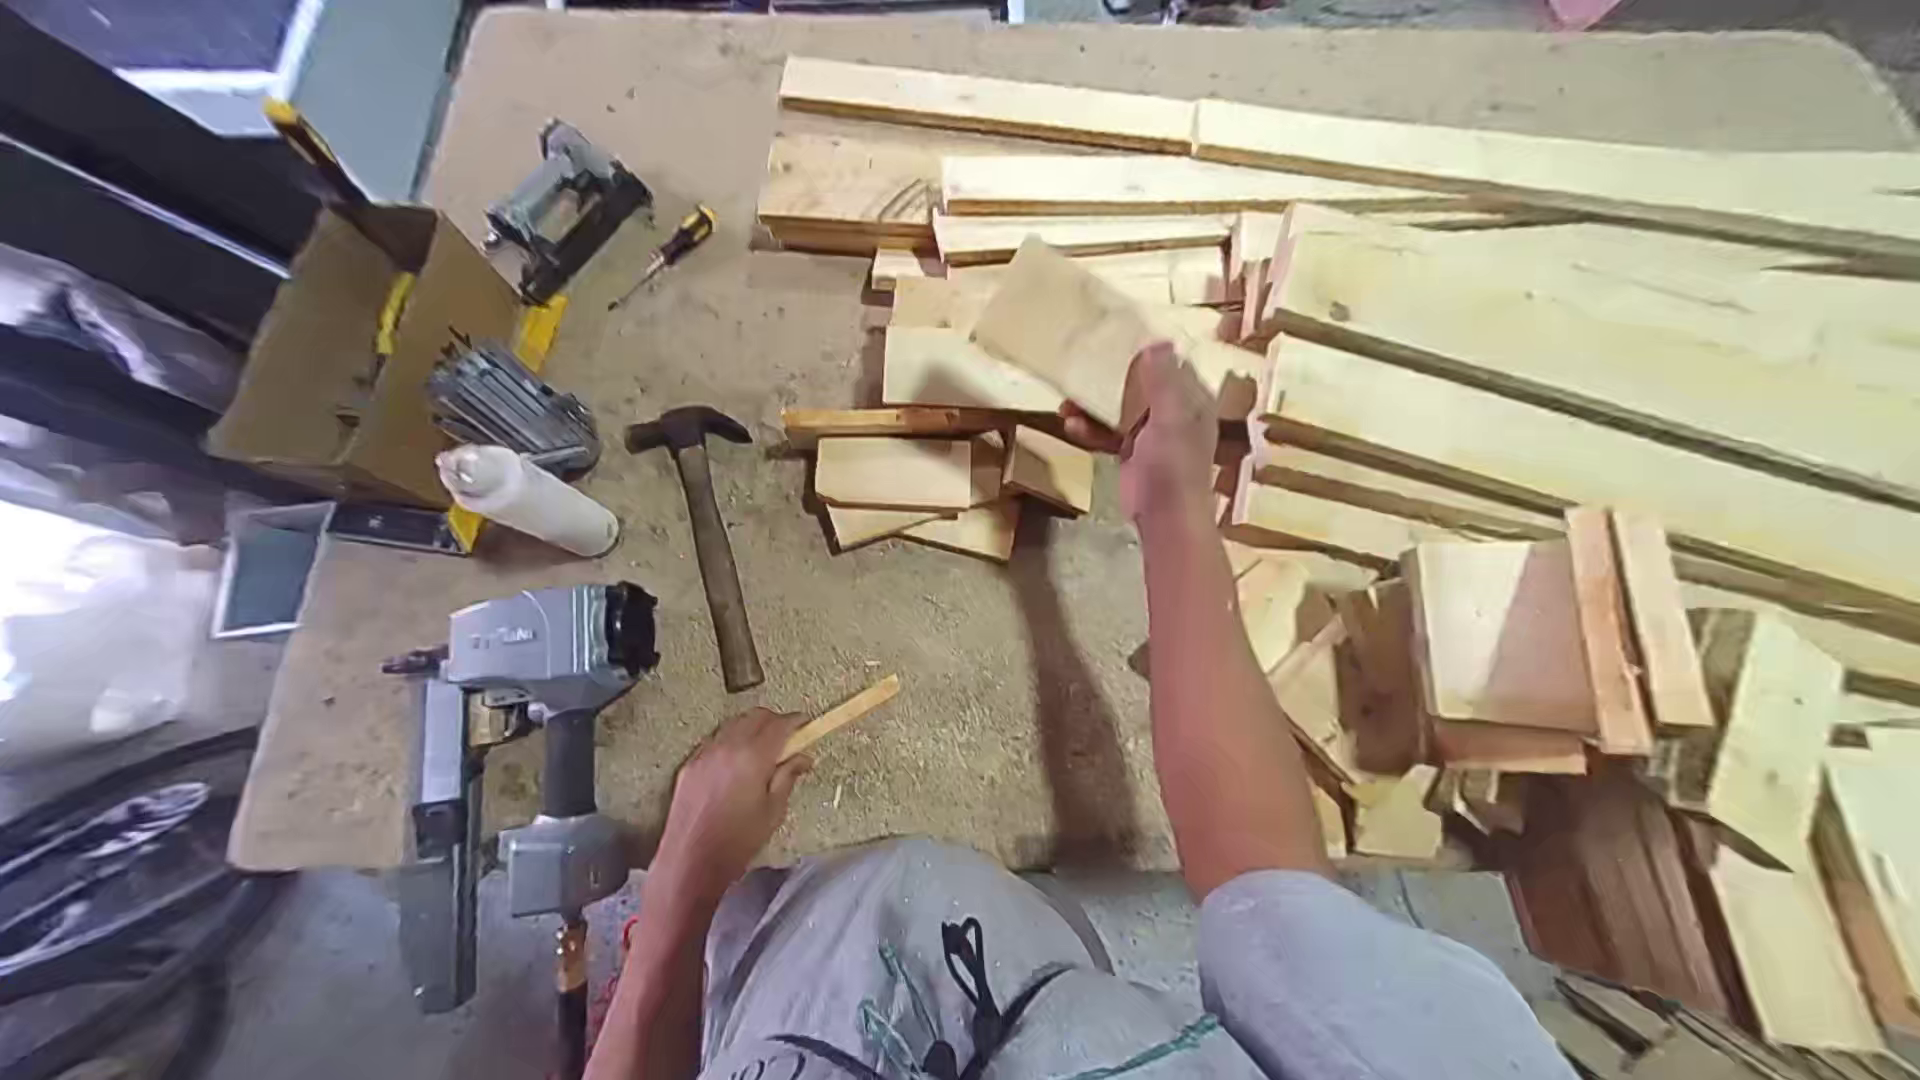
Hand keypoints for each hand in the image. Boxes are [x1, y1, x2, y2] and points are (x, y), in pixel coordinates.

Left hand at [650, 708, 811, 900]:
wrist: (689, 865)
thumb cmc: (737, 843)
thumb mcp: (773, 811)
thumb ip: (788, 776)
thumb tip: (803, 757)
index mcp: (752, 758)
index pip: (780, 725)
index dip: (797, 722)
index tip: (806, 725)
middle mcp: (727, 748)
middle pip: (756, 716)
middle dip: (775, 721)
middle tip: (787, 740)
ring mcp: (705, 754)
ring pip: (734, 723)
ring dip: (752, 727)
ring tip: (762, 750)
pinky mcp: (689, 765)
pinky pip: (715, 739)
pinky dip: (731, 740)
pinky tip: (736, 761)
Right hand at [1060, 341, 1217, 523]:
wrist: (1164, 517)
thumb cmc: (1172, 465)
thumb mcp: (1171, 417)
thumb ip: (1163, 380)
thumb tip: (1156, 341)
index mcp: (1191, 401)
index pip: (1170, 366)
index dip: (1146, 353)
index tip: (1116, 340)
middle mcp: (1173, 413)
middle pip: (1139, 385)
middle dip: (1108, 380)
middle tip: (1080, 373)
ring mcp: (1151, 434)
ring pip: (1118, 409)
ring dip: (1093, 406)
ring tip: (1066, 405)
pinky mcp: (1131, 452)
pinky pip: (1108, 433)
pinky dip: (1091, 430)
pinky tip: (1071, 428)